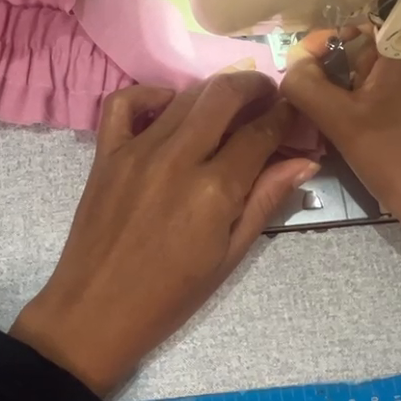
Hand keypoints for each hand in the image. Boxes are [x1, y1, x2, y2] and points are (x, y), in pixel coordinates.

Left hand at [10, 73, 318, 394]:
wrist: (96, 312)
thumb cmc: (170, 296)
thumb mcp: (230, 257)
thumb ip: (265, 201)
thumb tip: (304, 161)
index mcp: (214, 190)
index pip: (260, 133)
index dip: (285, 117)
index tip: (294, 113)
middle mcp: (177, 158)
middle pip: (224, 95)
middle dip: (254, 88)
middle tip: (267, 97)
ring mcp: (137, 150)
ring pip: (184, 96)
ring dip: (214, 92)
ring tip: (229, 106)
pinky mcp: (106, 152)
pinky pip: (124, 102)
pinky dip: (150, 94)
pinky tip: (169, 108)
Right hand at [281, 30, 400, 289]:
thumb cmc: (398, 161)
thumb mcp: (339, 123)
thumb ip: (305, 84)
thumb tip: (294, 62)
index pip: (358, 18)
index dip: (329, 41)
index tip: (313, 72)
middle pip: (382, 32)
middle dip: (351, 58)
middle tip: (333, 93)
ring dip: (375, 71)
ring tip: (357, 106)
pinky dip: (399, 83)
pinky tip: (387, 116)